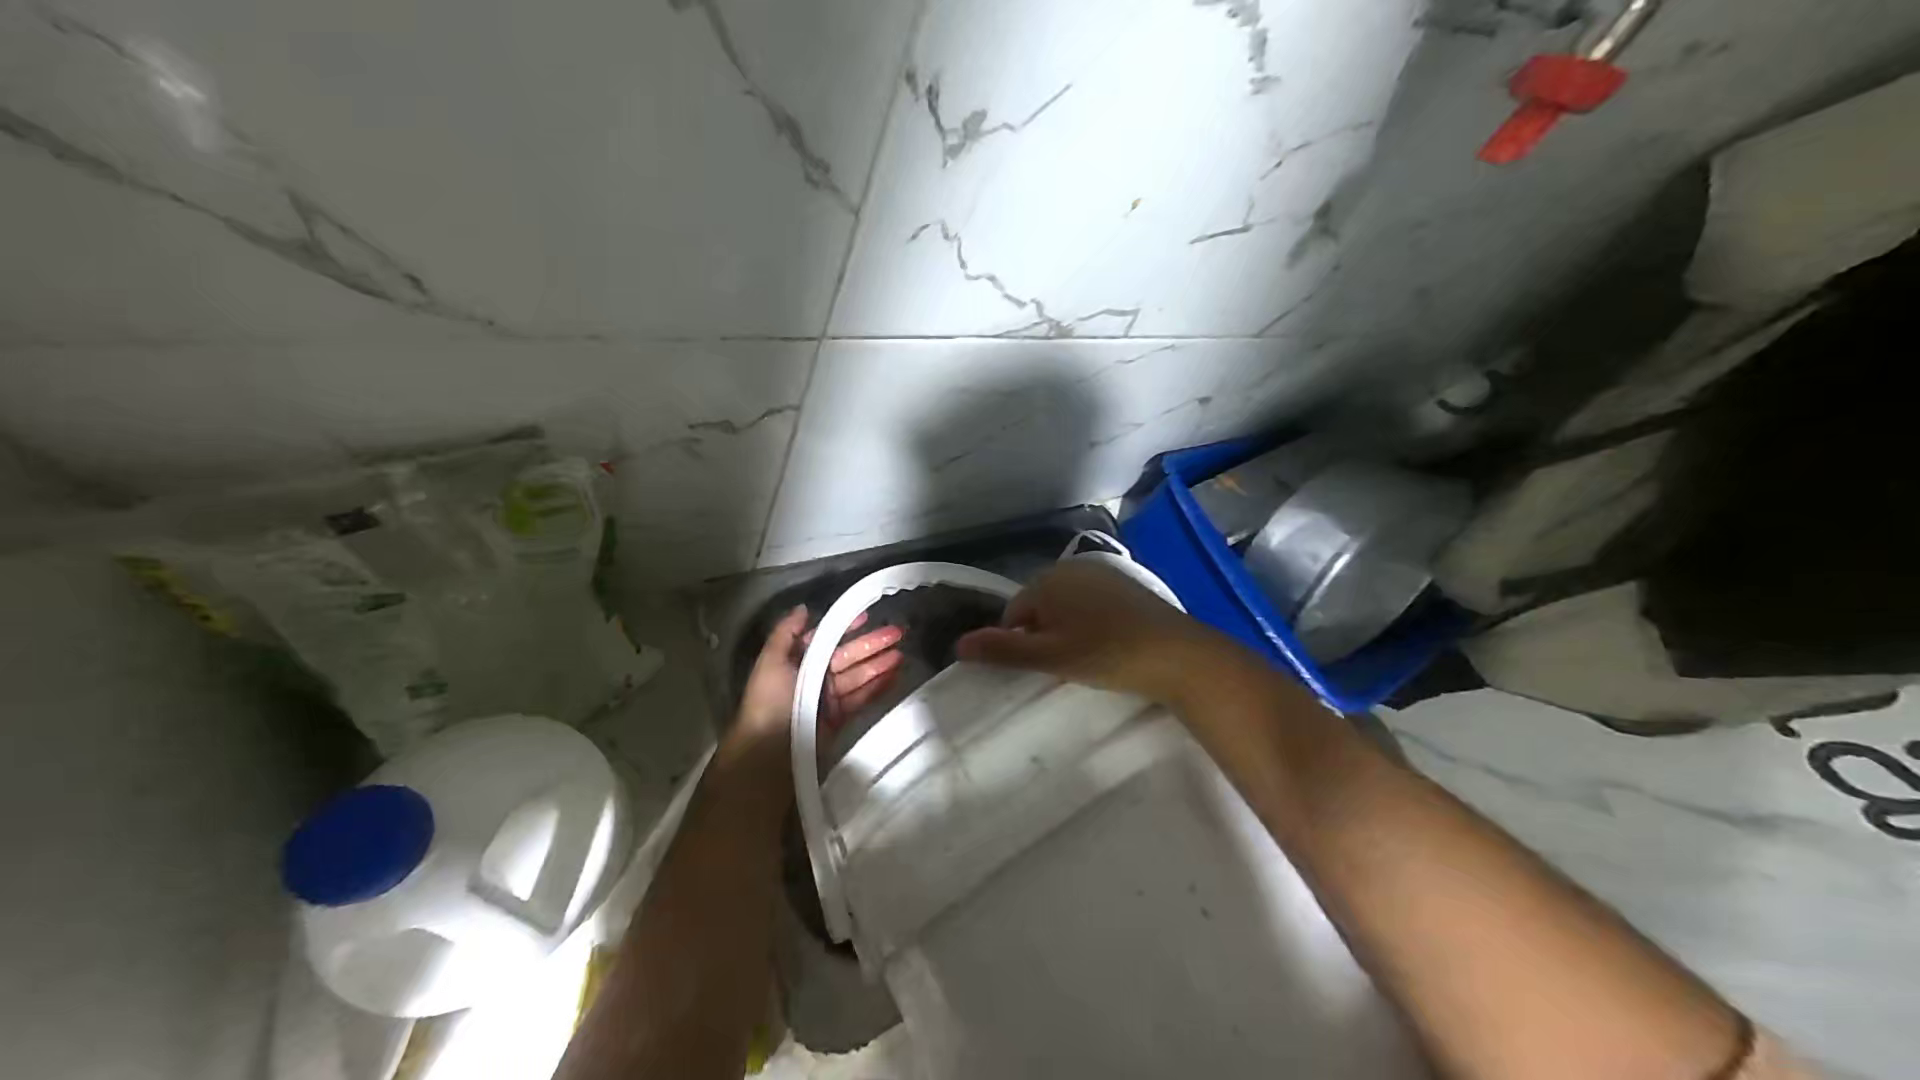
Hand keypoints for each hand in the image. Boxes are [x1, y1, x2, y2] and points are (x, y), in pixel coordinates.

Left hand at [735, 604, 904, 741]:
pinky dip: (878, 688)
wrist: (769, 752)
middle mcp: (813, 677)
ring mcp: (828, 698)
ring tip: (902, 655)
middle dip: (871, 644)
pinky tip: (895, 677)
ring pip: (858, 676)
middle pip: (847, 656)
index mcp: (797, 661)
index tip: (867, 617)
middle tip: (898, 633)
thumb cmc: (769, 702)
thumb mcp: (770, 661)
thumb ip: (785, 633)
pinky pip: (862, 698)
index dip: (846, 627)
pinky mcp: (839, 718)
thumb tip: (803, 608)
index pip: (826, 639)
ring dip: (879, 664)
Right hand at [954, 560, 1219, 703]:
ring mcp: (1101, 572)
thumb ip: (1003, 650)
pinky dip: (1092, 620)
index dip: (1022, 645)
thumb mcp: (1051, 657)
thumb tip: (958, 645)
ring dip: (1068, 628)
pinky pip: (1091, 602)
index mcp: (1047, 581)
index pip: (1014, 615)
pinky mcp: (1125, 583)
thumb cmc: (1107, 655)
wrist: (1178, 654)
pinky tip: (1110, 642)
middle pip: (1039, 607)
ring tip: (1089, 656)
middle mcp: (1070, 568)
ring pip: (1066, 605)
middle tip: (1067, 664)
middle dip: (1045, 634)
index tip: (1045, 668)